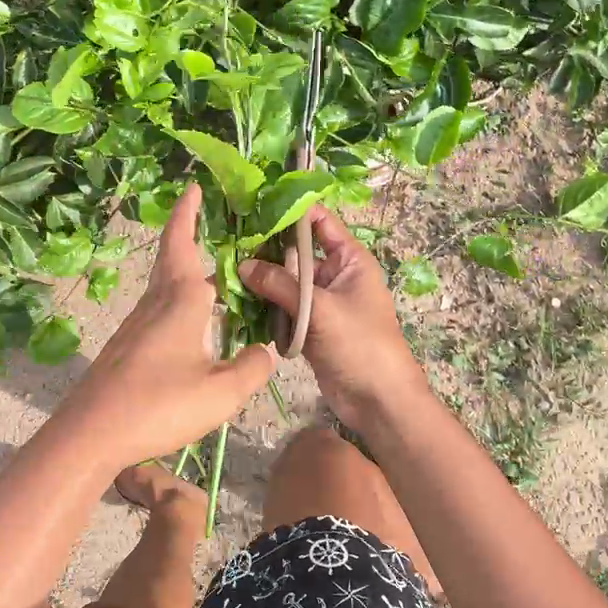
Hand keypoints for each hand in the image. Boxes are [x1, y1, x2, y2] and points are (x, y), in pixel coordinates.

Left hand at [53, 185, 275, 470]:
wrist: (90, 433)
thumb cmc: (159, 405)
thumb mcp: (221, 393)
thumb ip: (252, 368)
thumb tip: (265, 351)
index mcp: (181, 299)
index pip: (183, 242)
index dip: (188, 213)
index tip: (194, 187)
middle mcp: (157, 302)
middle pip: (173, 258)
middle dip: (188, 234)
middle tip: (210, 221)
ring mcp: (138, 324)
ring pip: (167, 286)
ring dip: (189, 273)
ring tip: (219, 280)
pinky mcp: (129, 347)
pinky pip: (161, 310)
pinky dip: (182, 303)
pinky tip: (196, 329)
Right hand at [239, 205, 430, 433]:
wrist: (379, 402)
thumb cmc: (361, 344)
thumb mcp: (321, 309)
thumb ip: (280, 284)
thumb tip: (243, 265)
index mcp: (350, 259)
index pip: (319, 222)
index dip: (290, 211)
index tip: (255, 205)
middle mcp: (335, 275)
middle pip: (296, 252)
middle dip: (267, 249)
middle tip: (230, 242)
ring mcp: (322, 302)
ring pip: (286, 281)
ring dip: (263, 280)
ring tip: (227, 272)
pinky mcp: (311, 327)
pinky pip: (284, 308)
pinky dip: (266, 306)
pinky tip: (238, 301)